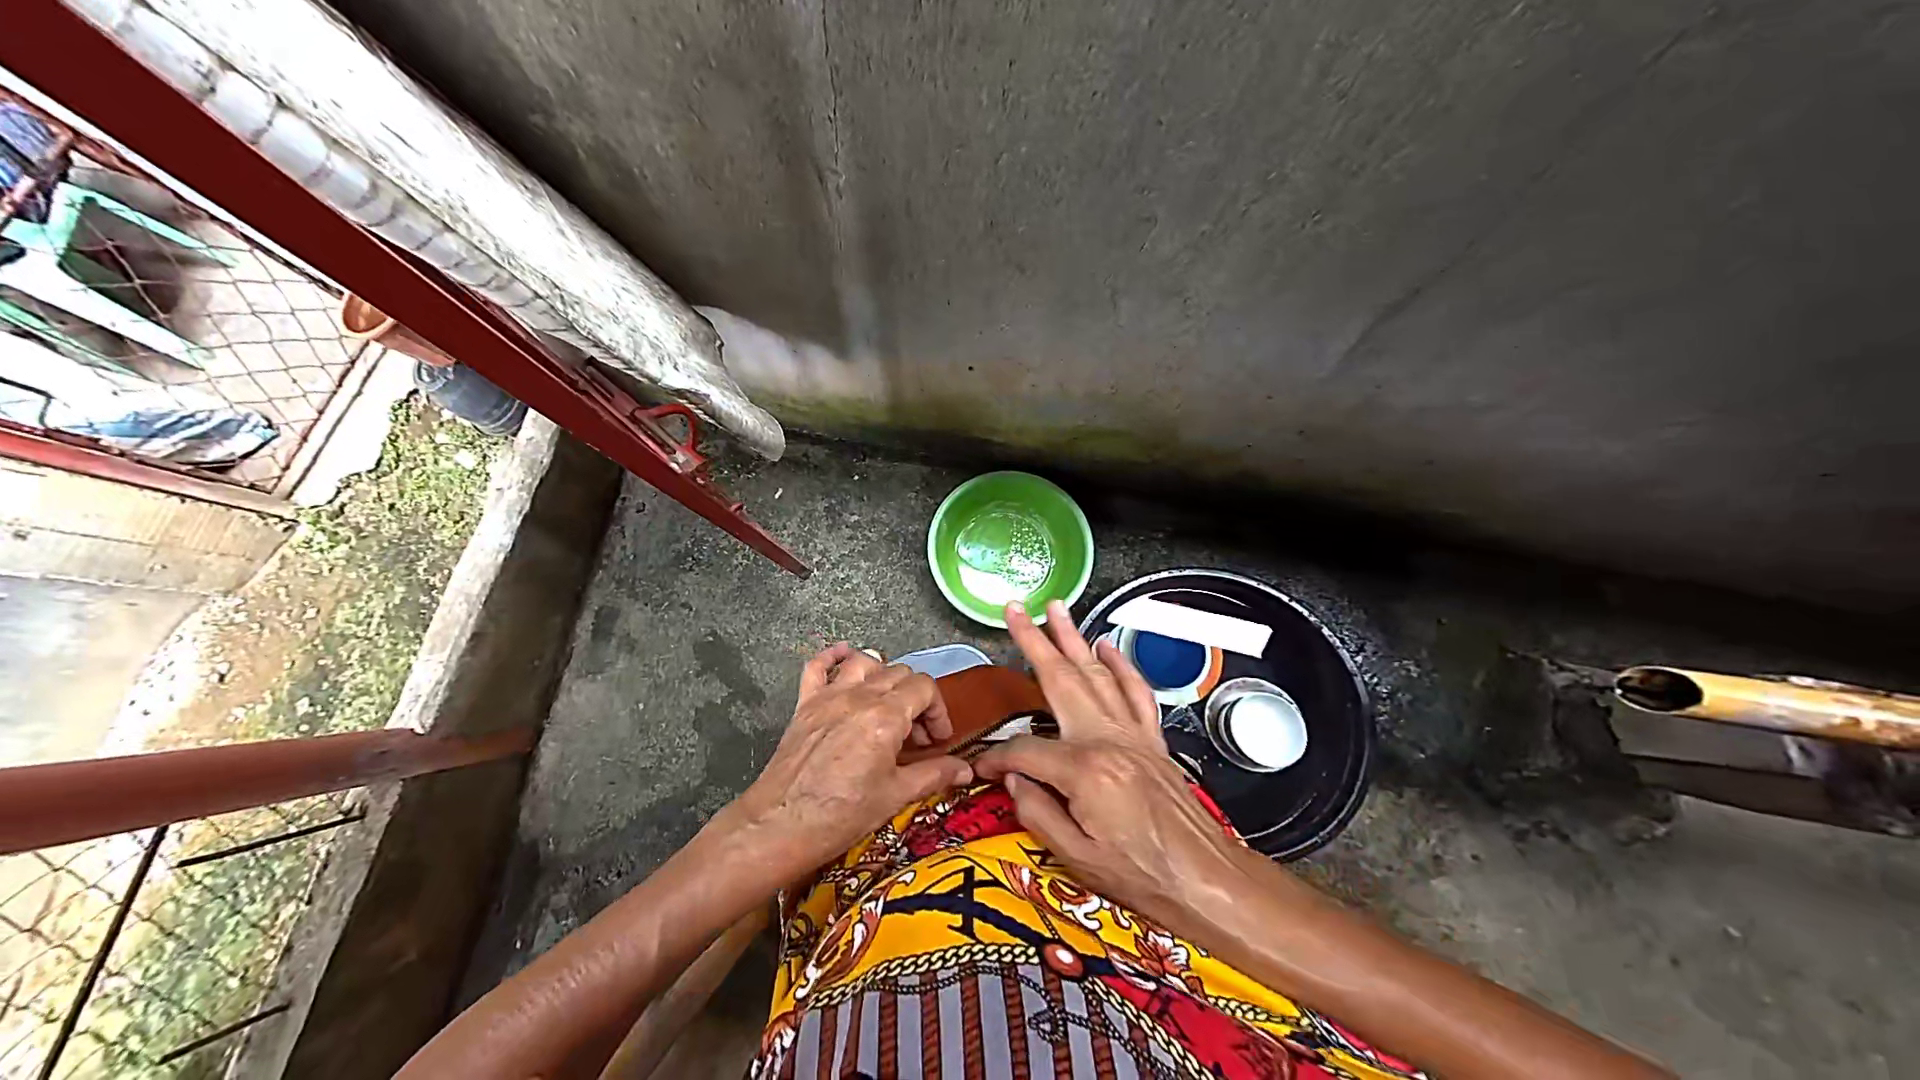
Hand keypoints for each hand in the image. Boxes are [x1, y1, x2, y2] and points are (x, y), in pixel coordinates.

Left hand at [729, 643, 973, 880]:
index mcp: (884, 716)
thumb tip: (964, 770)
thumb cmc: (838, 815)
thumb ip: (933, 775)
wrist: (780, 826)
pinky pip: (818, 666)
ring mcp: (828, 697)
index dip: (938, 710)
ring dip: (884, 676)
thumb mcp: (895, 796)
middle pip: (900, 673)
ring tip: (890, 703)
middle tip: (917, 734)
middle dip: (917, 698)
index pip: (924, 688)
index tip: (937, 738)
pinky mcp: (805, 705)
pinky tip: (846, 657)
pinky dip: (834, 657)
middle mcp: (858, 697)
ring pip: (866, 662)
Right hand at [973, 601, 1253, 932]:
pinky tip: (1106, 647)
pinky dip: (1121, 665)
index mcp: (1083, 769)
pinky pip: (1136, 692)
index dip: (996, 759)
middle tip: (1015, 612)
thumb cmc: (1143, 876)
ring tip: (1056, 610)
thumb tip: (1013, 780)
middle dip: (1034, 641)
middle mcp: (1109, 740)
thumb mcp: (1075, 857)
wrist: (1206, 881)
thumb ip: (1036, 811)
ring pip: (1097, 674)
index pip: (1023, 750)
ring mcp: (1133, 736)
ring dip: (1074, 638)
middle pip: (1061, 679)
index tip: (981, 769)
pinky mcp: (1152, 741)